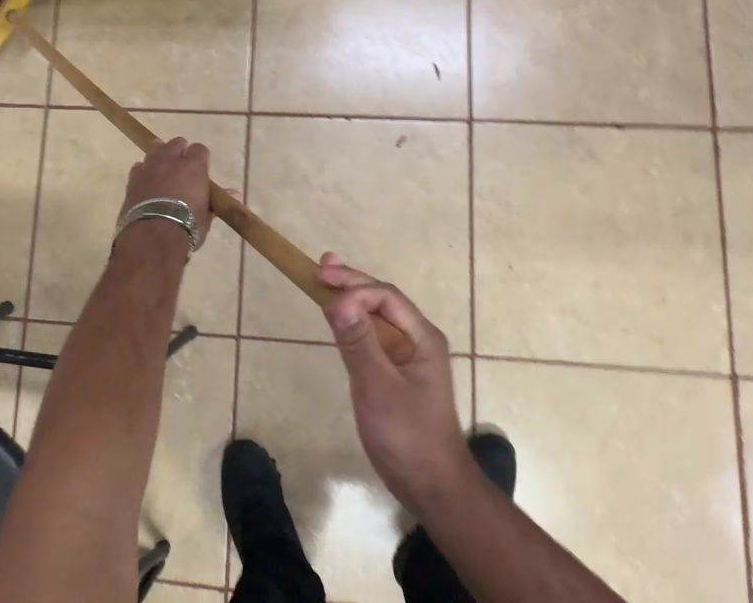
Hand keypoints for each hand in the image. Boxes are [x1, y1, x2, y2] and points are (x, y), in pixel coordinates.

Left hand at [119, 137, 214, 244]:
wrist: (152, 236)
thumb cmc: (187, 226)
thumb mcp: (207, 216)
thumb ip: (218, 201)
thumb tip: (236, 193)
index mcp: (193, 166)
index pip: (200, 149)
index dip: (200, 157)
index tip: (201, 168)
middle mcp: (171, 160)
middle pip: (176, 143)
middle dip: (179, 151)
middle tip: (181, 166)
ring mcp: (149, 167)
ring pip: (155, 149)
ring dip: (160, 155)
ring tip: (162, 168)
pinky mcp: (132, 179)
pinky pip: (139, 167)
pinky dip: (144, 171)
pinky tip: (146, 182)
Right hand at [319, 253, 473, 514]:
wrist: (433, 486)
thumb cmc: (407, 436)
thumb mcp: (378, 388)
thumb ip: (359, 343)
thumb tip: (338, 300)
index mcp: (422, 338)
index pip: (386, 297)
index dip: (354, 287)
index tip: (322, 287)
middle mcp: (418, 340)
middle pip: (383, 301)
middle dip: (352, 282)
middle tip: (320, 266)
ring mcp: (409, 358)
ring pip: (378, 318)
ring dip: (352, 298)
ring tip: (326, 280)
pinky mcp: (398, 375)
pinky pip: (375, 338)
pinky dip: (355, 323)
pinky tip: (341, 319)